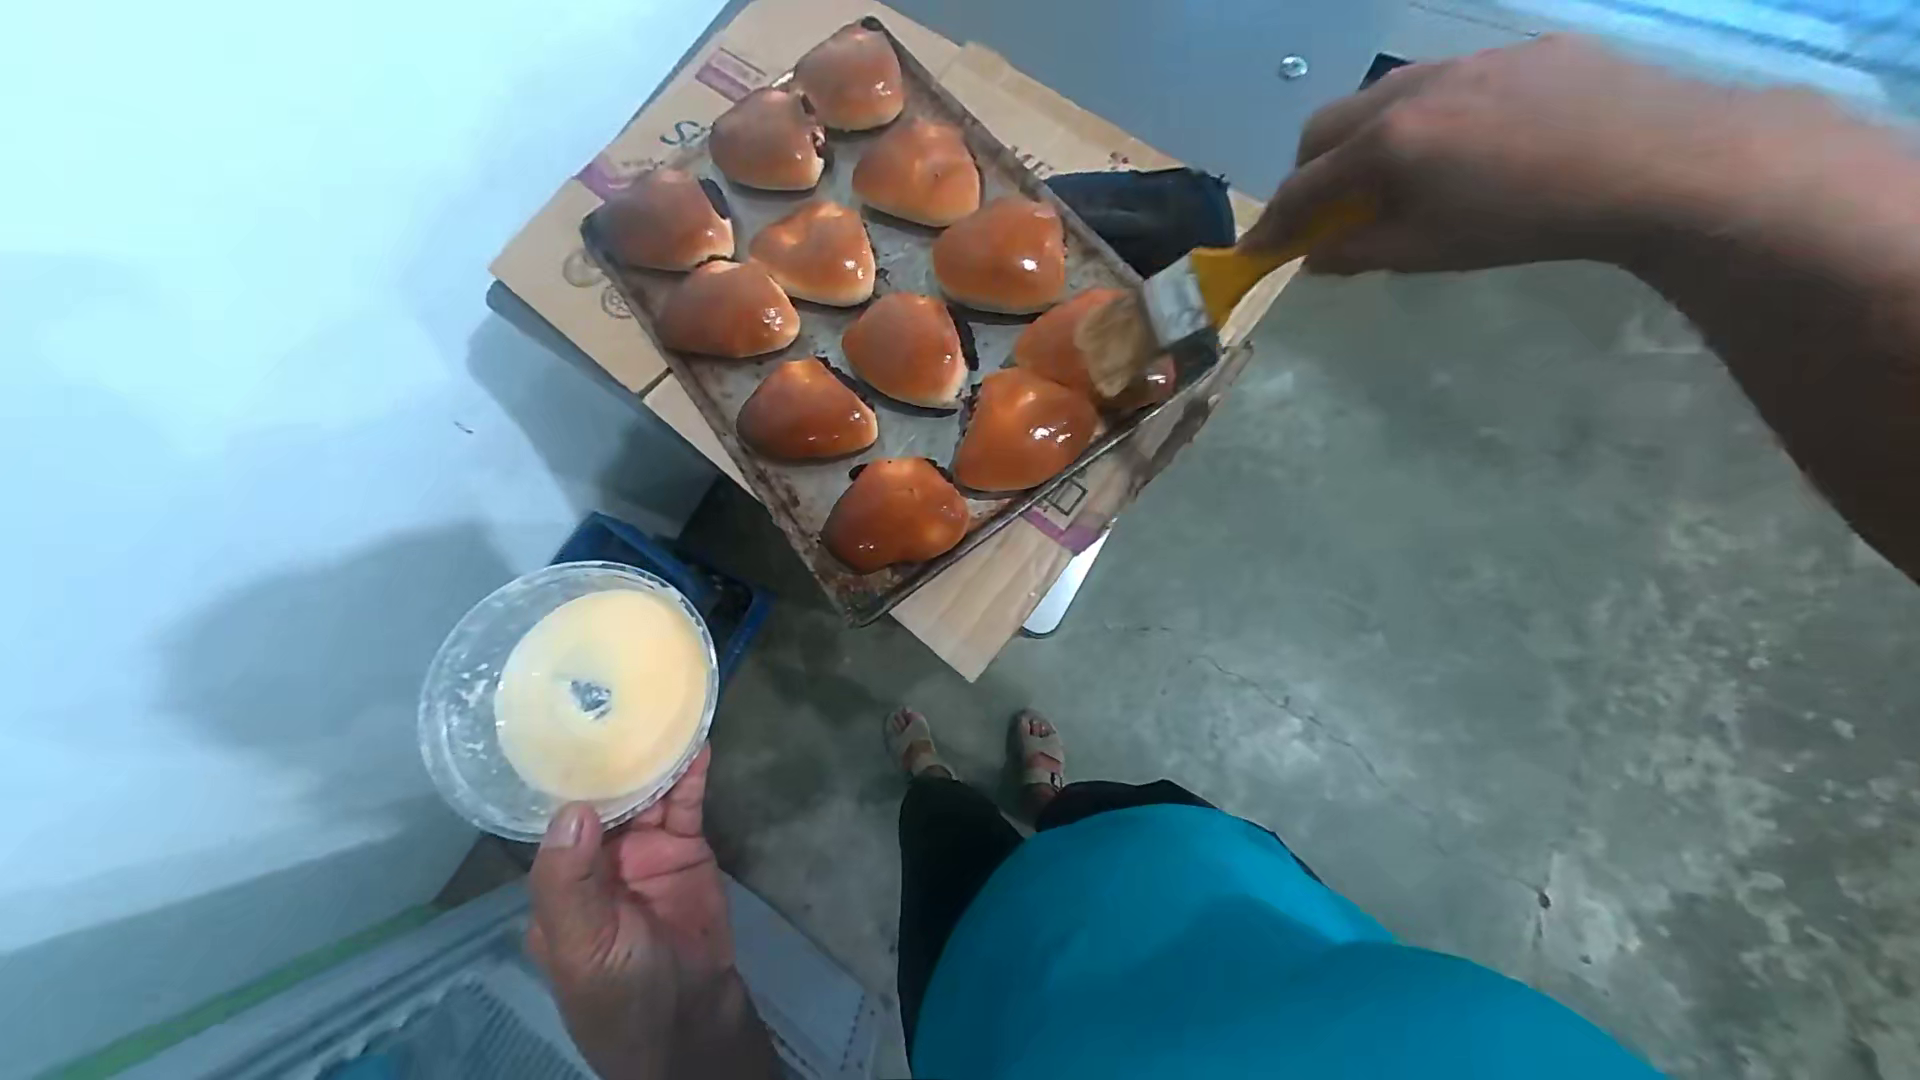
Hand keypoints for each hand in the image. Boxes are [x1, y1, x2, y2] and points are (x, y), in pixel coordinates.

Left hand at [527, 746, 774, 1079]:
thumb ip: (569, 883)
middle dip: (614, 756)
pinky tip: (698, 748)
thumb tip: (572, 810)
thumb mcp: (584, 945)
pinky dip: (691, 777)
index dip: (564, 777)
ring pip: (647, 792)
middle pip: (606, 796)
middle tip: (625, 703)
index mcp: (562, 880)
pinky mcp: (686, 846)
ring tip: (665, 714)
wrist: (694, 1015)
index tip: (572, 728)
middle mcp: (601, 857)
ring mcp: (646, 848)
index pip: (557, 819)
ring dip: (655, 759)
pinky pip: (686, 804)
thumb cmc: (621, 991)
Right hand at [1242, 35, 1861, 274]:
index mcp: (1384, 143)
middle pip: (1325, 127)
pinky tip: (1450, 148)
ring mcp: (1466, 62)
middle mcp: (1411, 89)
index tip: (1253, 251)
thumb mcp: (1420, 252)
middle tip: (1318, 212)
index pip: (1302, 187)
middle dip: (1305, 173)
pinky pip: (1438, 83)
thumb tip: (1313, 255)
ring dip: (1356, 141)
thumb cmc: (1519, 221)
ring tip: (1382, 177)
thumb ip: (1353, 252)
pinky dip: (1414, 120)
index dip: (1271, 224)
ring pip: (1378, 97)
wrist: (1659, 160)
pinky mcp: (1518, 52)